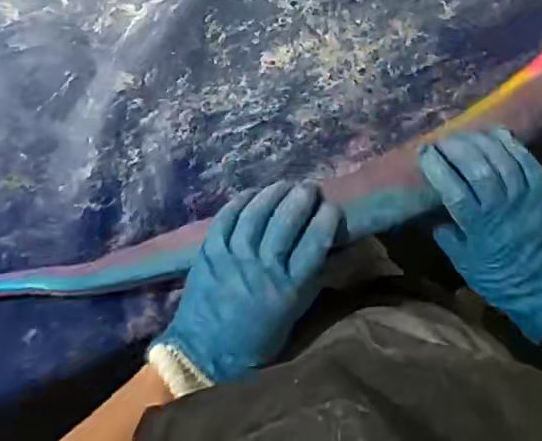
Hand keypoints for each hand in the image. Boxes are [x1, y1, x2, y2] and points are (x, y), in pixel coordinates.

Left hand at [150, 182, 340, 388]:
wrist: (203, 356)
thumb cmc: (259, 336)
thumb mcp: (296, 311)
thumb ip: (316, 274)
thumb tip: (338, 242)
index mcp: (289, 287)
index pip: (317, 239)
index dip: (329, 215)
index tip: (332, 207)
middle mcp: (263, 269)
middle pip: (287, 219)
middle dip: (304, 196)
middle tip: (310, 188)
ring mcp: (233, 258)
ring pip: (257, 212)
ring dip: (275, 192)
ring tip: (285, 186)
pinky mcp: (209, 253)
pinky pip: (228, 216)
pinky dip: (243, 200)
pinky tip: (255, 194)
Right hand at [419, 128, 541, 341]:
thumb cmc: (501, 280)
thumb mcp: (466, 266)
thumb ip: (449, 239)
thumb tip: (435, 218)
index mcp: (479, 226)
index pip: (453, 188)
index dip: (438, 166)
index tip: (425, 151)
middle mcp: (501, 205)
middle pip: (476, 166)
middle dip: (457, 147)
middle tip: (443, 138)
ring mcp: (524, 195)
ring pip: (501, 158)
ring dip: (481, 141)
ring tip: (466, 133)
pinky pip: (526, 160)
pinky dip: (512, 144)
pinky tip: (499, 134)